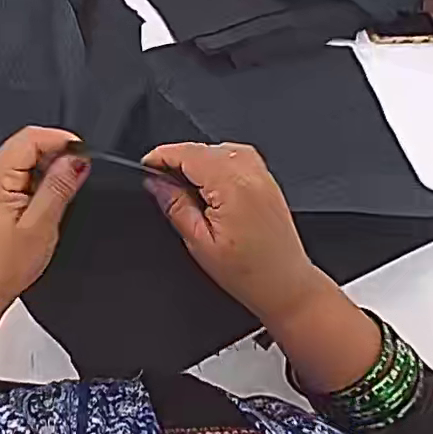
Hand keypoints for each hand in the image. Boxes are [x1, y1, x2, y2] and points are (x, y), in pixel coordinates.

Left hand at [0, 126, 88, 313]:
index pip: (31, 137)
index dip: (62, 141)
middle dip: (59, 155)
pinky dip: (43, 181)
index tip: (84, 154)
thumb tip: (77, 160)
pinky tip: (49, 201)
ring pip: (29, 158)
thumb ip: (59, 186)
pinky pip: (25, 174)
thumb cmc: (3, 264)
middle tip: (79, 174)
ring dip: (51, 169)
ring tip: (63, 193)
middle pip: (30, 143)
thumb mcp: (41, 223)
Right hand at [141, 142, 338, 323]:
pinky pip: (236, 156)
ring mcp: (262, 174)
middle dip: (177, 158)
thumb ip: (175, 206)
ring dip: (197, 159)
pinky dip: (217, 162)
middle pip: (203, 148)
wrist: (285, 285)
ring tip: (183, 183)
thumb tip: (156, 183)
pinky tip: (208, 182)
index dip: (162, 155)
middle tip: (159, 180)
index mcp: (232, 186)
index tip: (147, 164)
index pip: (189, 154)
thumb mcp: (199, 242)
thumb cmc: (249, 272)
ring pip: (219, 149)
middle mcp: (250, 174)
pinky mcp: (267, 180)